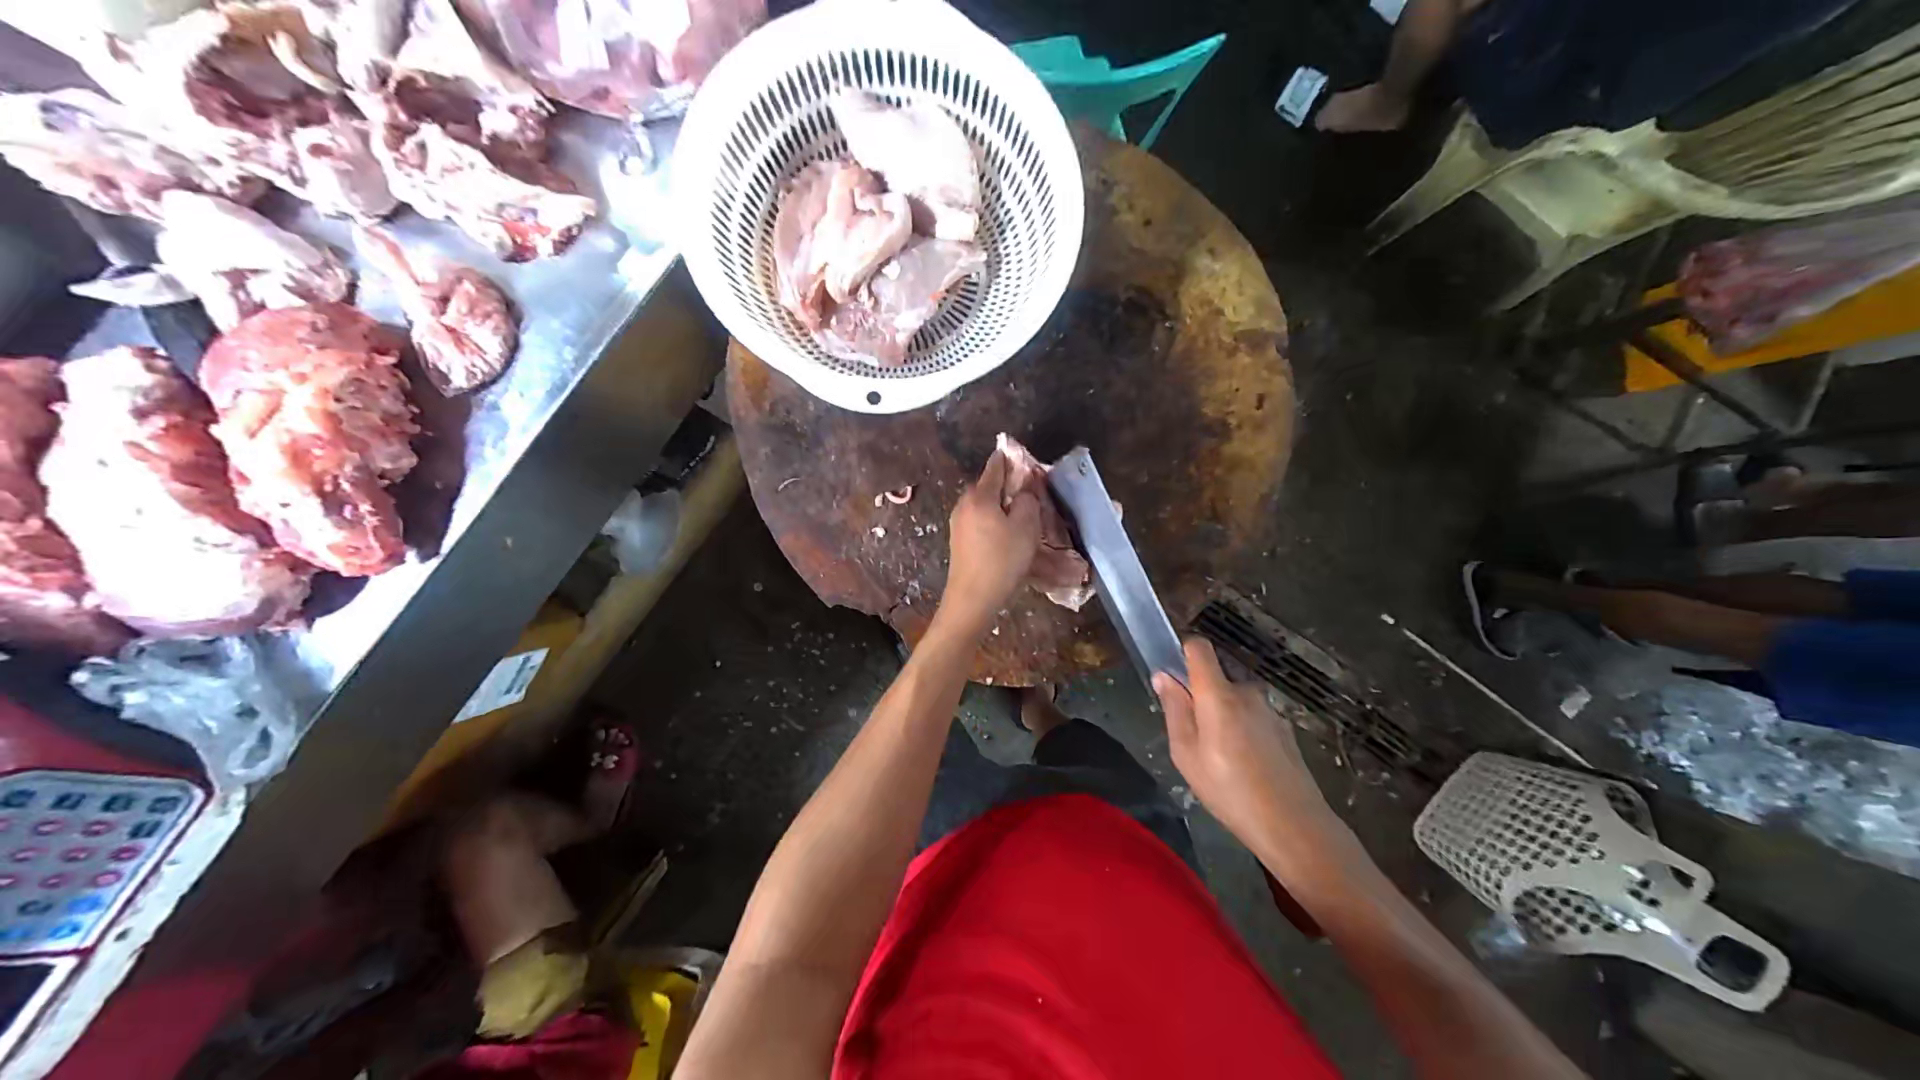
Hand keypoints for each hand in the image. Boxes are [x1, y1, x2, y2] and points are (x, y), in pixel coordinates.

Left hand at [939, 448, 1041, 631]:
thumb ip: (1027, 501)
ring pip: (985, 506)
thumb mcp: (1026, 527)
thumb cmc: (1002, 561)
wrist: (972, 599)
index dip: (1009, 458)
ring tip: (1022, 517)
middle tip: (1029, 492)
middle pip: (989, 487)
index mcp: (979, 496)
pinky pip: (981, 523)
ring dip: (1001, 507)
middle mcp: (964, 505)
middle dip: (1007, 486)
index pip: (995, 467)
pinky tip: (1007, 536)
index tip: (1019, 453)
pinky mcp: (960, 542)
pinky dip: (994, 523)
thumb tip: (1022, 492)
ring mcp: (958, 524)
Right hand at [1152, 639, 1331, 853]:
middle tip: (1193, 736)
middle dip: (1201, 697)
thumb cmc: (1229, 790)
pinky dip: (1244, 731)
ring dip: (1224, 717)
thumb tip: (1163, 676)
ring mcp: (1270, 709)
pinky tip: (1246, 767)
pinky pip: (1253, 717)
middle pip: (1216, 678)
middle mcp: (1247, 691)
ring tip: (1220, 758)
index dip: (1183, 653)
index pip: (1199, 648)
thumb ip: (1174, 709)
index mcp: (1218, 693)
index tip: (1173, 677)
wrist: (1294, 825)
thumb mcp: (1186, 754)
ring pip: (1235, 700)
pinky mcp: (1285, 728)